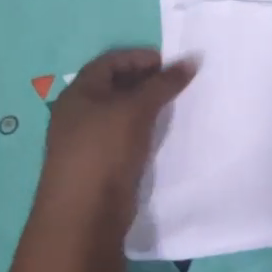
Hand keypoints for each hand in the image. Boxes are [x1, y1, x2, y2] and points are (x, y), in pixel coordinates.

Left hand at [38, 47, 197, 231]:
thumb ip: (165, 82)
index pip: (111, 61)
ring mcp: (87, 139)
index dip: (141, 57)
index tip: (172, 64)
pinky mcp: (100, 161)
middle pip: (116, 84)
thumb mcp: (137, 108)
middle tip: (179, 82)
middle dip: (148, 80)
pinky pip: (125, 133)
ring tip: (176, 104)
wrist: (84, 213)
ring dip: (148, 104)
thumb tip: (193, 59)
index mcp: (78, 93)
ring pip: (122, 110)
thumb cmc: (105, 149)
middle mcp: (78, 112)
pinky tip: (163, 130)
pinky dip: (144, 126)